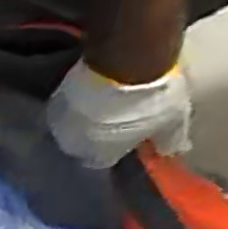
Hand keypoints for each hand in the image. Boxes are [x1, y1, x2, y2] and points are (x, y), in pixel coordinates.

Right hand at [46, 59, 192, 168]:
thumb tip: (170, 153)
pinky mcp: (53, 108)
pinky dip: (74, 109)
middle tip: (117, 120)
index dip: (115, 152)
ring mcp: (59, 128)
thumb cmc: (152, 99)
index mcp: (100, 155)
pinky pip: (63, 114)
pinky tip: (89, 97)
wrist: (124, 67)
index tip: (128, 140)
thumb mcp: (174, 121)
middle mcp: (73, 147)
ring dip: (82, 124)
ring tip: (102, 107)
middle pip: (83, 148)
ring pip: (70, 132)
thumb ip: (169, 141)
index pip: (102, 162)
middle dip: (96, 139)